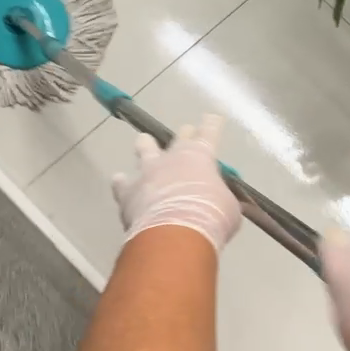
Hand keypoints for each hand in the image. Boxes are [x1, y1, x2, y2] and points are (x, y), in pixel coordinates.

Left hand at [111, 114, 241, 252]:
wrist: (176, 233)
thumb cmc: (212, 216)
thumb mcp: (229, 208)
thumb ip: (223, 200)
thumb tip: (225, 205)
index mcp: (200, 157)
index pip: (209, 133)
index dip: (211, 125)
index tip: (213, 117)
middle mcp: (172, 158)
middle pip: (178, 138)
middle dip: (184, 135)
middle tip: (186, 132)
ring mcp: (147, 172)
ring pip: (144, 149)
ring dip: (145, 147)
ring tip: (144, 143)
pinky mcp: (127, 192)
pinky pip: (121, 183)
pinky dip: (122, 183)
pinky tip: (120, 183)